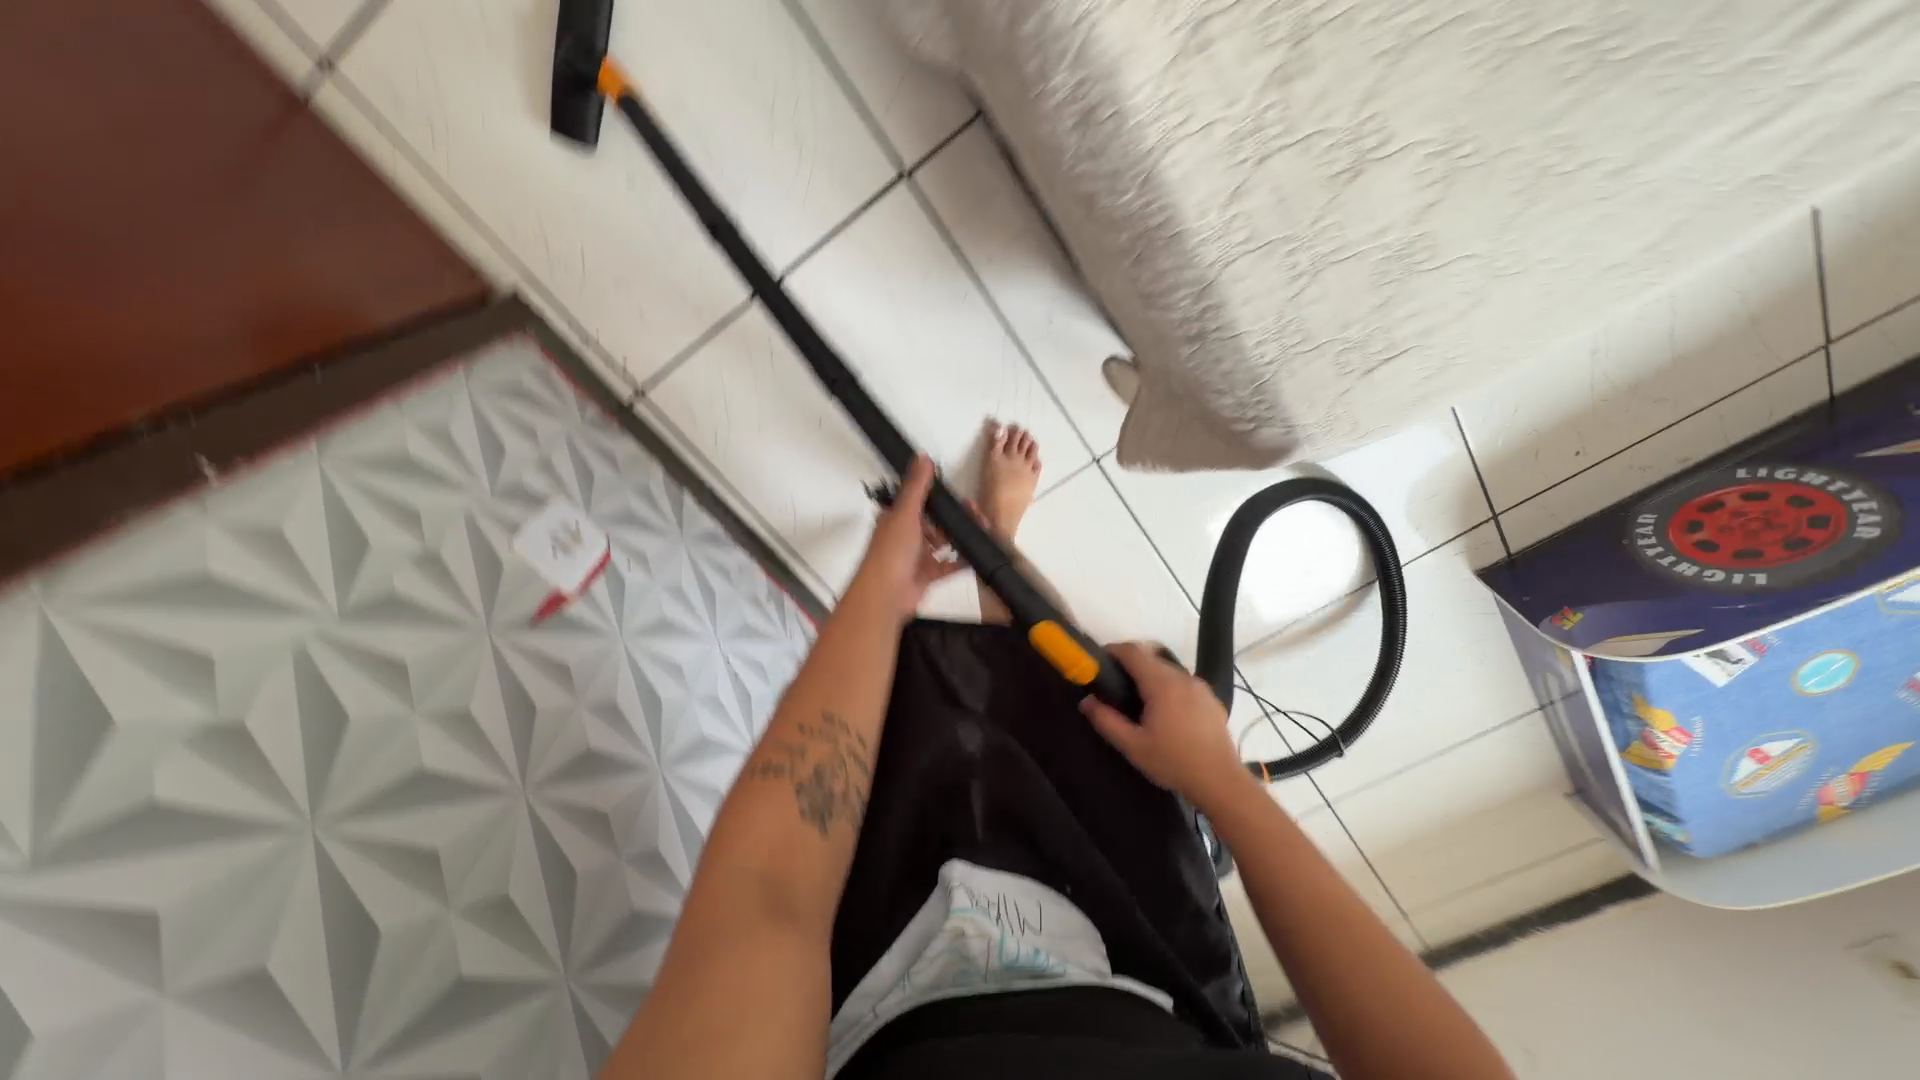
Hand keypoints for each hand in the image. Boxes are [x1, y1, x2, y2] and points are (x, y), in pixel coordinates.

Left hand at [846, 455, 964, 621]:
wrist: (886, 594)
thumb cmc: (892, 550)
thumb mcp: (905, 512)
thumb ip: (917, 486)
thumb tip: (923, 456)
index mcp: (897, 518)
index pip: (919, 501)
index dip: (939, 497)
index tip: (960, 495)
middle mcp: (906, 535)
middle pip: (934, 521)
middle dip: (955, 517)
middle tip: (976, 513)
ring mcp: (917, 556)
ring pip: (943, 542)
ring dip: (960, 536)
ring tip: (982, 529)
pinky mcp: (928, 575)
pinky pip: (948, 565)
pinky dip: (962, 560)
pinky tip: (977, 553)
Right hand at [1079, 642, 1250, 804]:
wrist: (1220, 781)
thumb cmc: (1173, 762)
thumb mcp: (1133, 746)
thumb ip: (1106, 721)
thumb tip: (1086, 701)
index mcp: (1162, 684)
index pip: (1134, 651)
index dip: (1114, 650)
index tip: (1099, 661)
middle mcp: (1183, 678)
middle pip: (1152, 657)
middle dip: (1131, 664)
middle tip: (1114, 684)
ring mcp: (1200, 687)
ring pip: (1169, 670)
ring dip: (1151, 676)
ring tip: (1139, 700)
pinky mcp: (1211, 700)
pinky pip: (1184, 683)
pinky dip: (1169, 687)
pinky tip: (1166, 713)